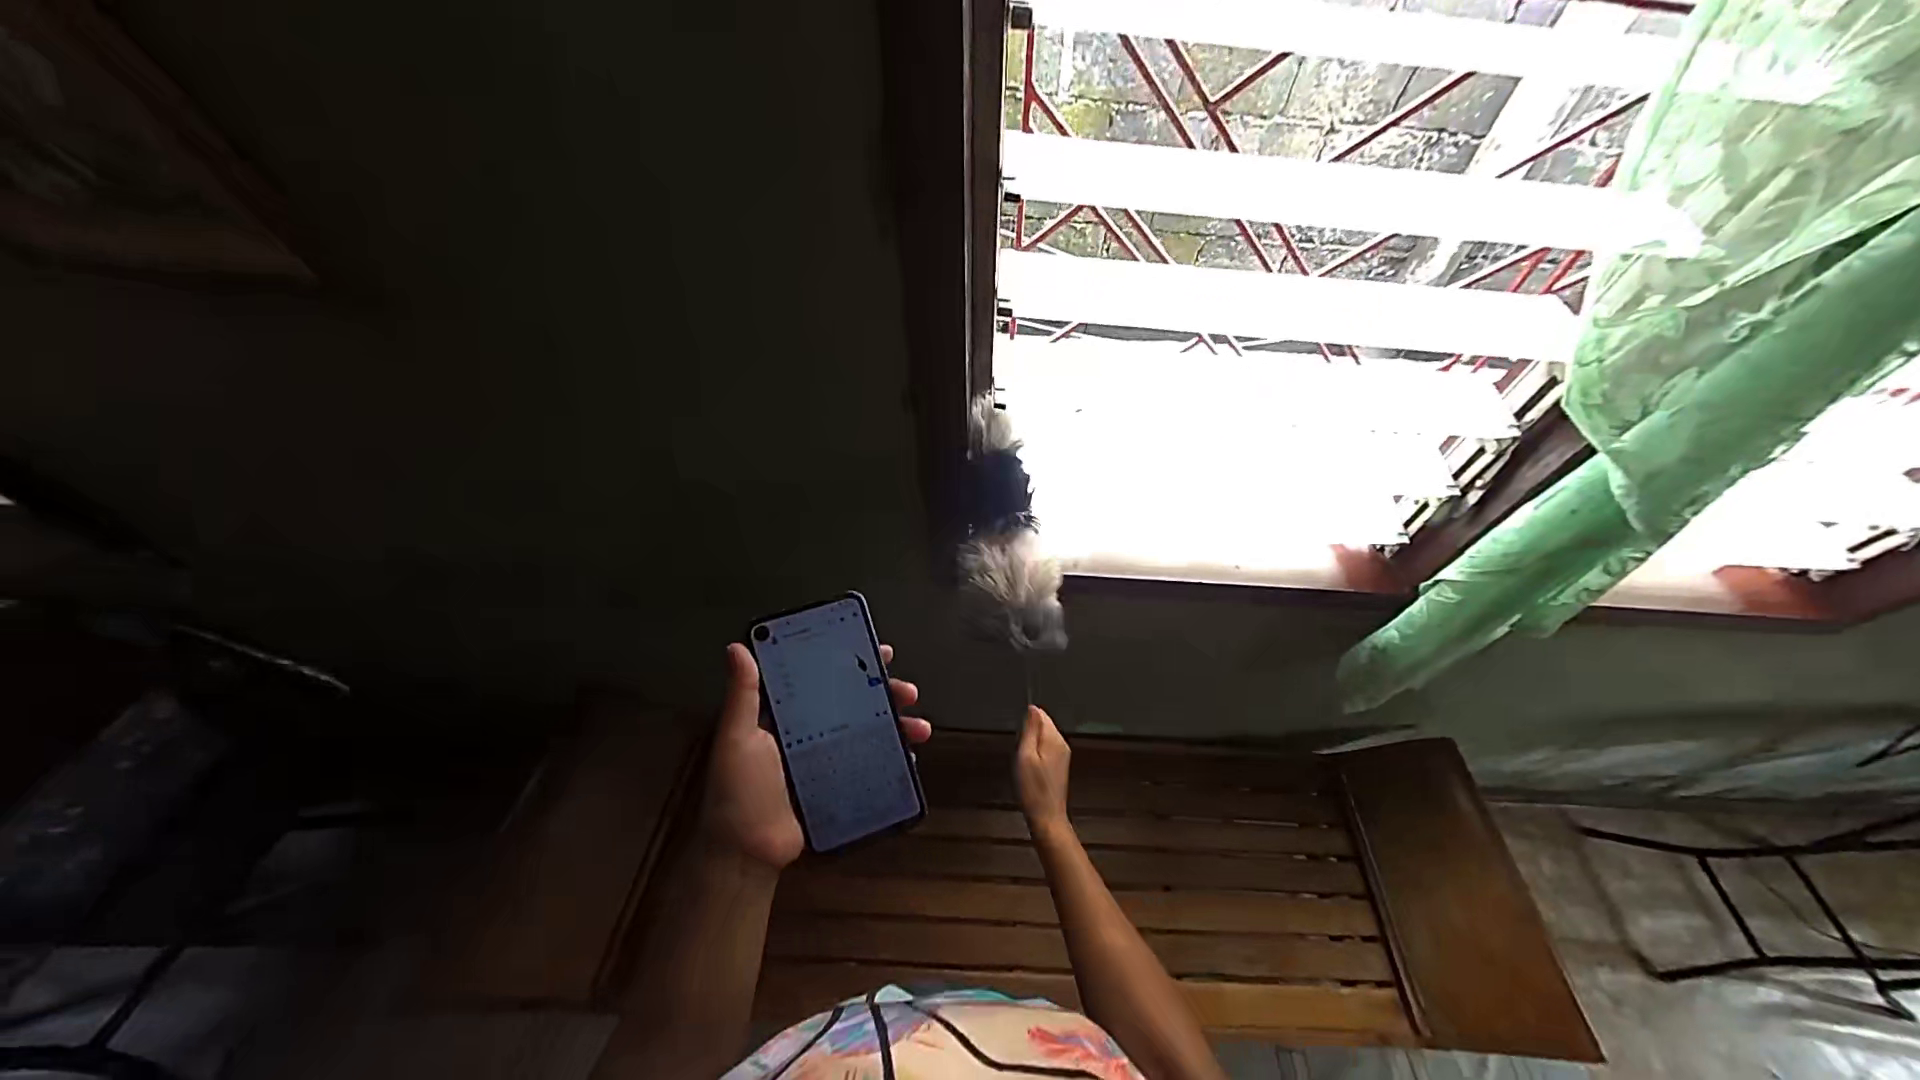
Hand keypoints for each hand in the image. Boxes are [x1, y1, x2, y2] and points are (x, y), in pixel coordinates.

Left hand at [703, 642, 931, 869]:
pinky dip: (892, 756)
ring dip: (897, 725)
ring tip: (919, 727)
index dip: (850, 662)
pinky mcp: (839, 784)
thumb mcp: (737, 738)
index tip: (878, 651)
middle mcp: (809, 731)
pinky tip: (909, 754)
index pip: (822, 678)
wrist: (748, 854)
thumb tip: (737, 647)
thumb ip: (744, 694)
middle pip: (854, 702)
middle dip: (885, 693)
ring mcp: (827, 759)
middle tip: (908, 691)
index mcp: (785, 714)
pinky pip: (870, 763)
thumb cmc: (738, 792)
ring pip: (868, 731)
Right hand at [1014, 705, 1070, 831]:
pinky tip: (1030, 770)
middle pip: (1042, 725)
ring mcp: (1062, 755)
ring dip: (1030, 745)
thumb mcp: (1025, 756)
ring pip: (1043, 737)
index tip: (1018, 738)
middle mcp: (1062, 744)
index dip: (1026, 722)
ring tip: (1024, 763)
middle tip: (1020, 753)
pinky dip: (1035, 755)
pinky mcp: (1059, 765)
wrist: (1046, 817)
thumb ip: (1030, 730)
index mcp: (1054, 739)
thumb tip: (1033, 708)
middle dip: (1027, 734)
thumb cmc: (1033, 789)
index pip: (1041, 714)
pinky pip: (1045, 749)